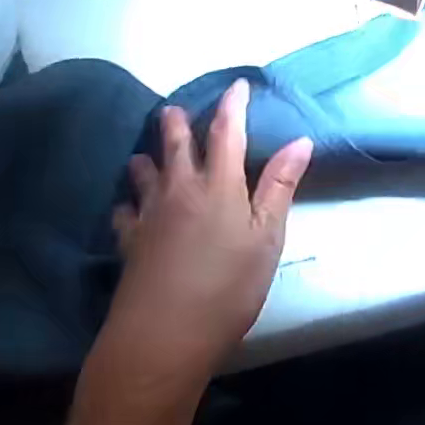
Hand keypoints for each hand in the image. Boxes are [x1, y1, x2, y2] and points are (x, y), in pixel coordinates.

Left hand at [106, 80, 312, 373]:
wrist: (161, 339)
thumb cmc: (227, 287)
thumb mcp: (267, 238)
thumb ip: (280, 187)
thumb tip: (300, 141)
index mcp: (219, 185)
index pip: (227, 132)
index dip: (233, 105)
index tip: (237, 85)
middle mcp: (180, 191)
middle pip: (177, 146)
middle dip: (177, 124)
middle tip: (173, 109)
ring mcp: (150, 217)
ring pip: (145, 175)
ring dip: (148, 159)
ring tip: (144, 153)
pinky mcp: (129, 245)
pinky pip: (125, 213)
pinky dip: (127, 204)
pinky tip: (127, 209)